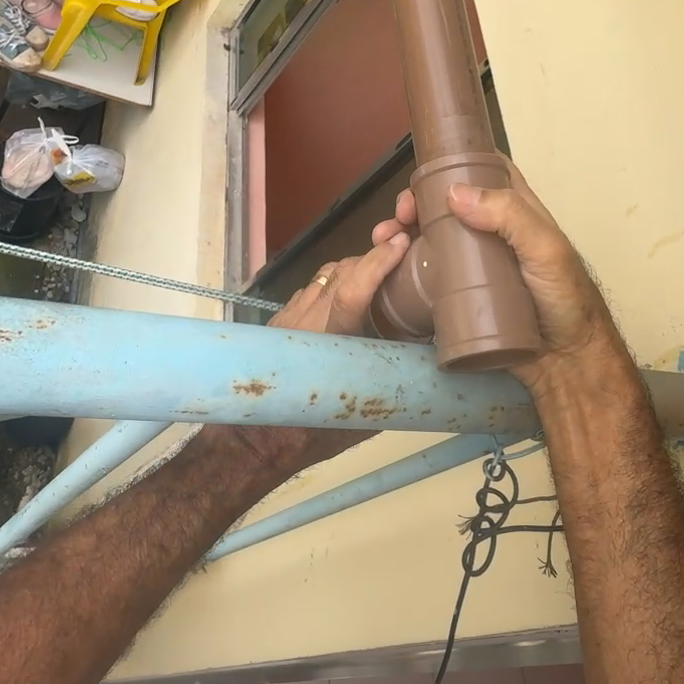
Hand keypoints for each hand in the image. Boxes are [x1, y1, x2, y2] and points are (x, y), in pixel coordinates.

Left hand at [220, 232, 411, 476]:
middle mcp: (305, 319)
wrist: (257, 439)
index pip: (353, 287)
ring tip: (377, 278)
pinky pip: (312, 289)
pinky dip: (334, 284)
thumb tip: (427, 357)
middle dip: (372, 260)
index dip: (378, 262)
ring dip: (353, 270)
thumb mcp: (366, 412)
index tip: (401, 244)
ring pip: (325, 276)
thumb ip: (395, 380)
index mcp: (328, 339)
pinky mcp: (279, 320)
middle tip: (400, 260)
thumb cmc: (313, 432)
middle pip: (342, 272)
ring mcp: (288, 316)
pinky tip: (347, 299)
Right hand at [369, 163, 626, 391]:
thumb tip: (453, 194)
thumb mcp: (545, 250)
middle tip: (399, 216)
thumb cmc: (565, 300)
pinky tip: (388, 268)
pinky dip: (405, 267)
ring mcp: (474, 266)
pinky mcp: (461, 296)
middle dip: (416, 204)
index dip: (451, 167)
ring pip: (432, 239)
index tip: (421, 177)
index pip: (481, 173)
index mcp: (515, 212)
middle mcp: (491, 233)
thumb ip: (510, 217)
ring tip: (384, 240)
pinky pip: (430, 275)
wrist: (565, 364)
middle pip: (446, 206)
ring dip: (403, 233)